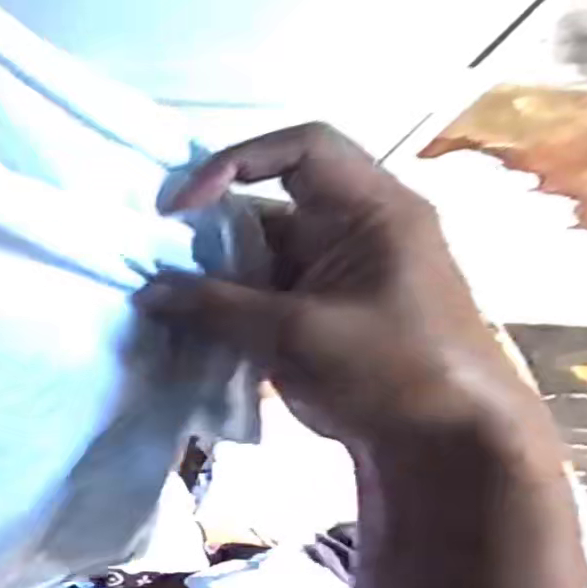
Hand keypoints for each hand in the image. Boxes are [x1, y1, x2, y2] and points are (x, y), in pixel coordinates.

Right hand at [139, 123, 553, 457]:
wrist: (438, 438)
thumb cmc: (387, 368)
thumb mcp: (295, 332)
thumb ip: (216, 308)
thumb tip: (148, 293)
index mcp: (369, 211)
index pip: (301, 149)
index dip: (233, 164)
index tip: (177, 211)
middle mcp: (349, 232)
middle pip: (266, 208)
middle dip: (204, 234)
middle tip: (152, 265)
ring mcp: (330, 277)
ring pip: (254, 260)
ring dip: (206, 279)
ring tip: (161, 303)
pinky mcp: (314, 316)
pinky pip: (256, 298)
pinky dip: (219, 310)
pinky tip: (185, 329)